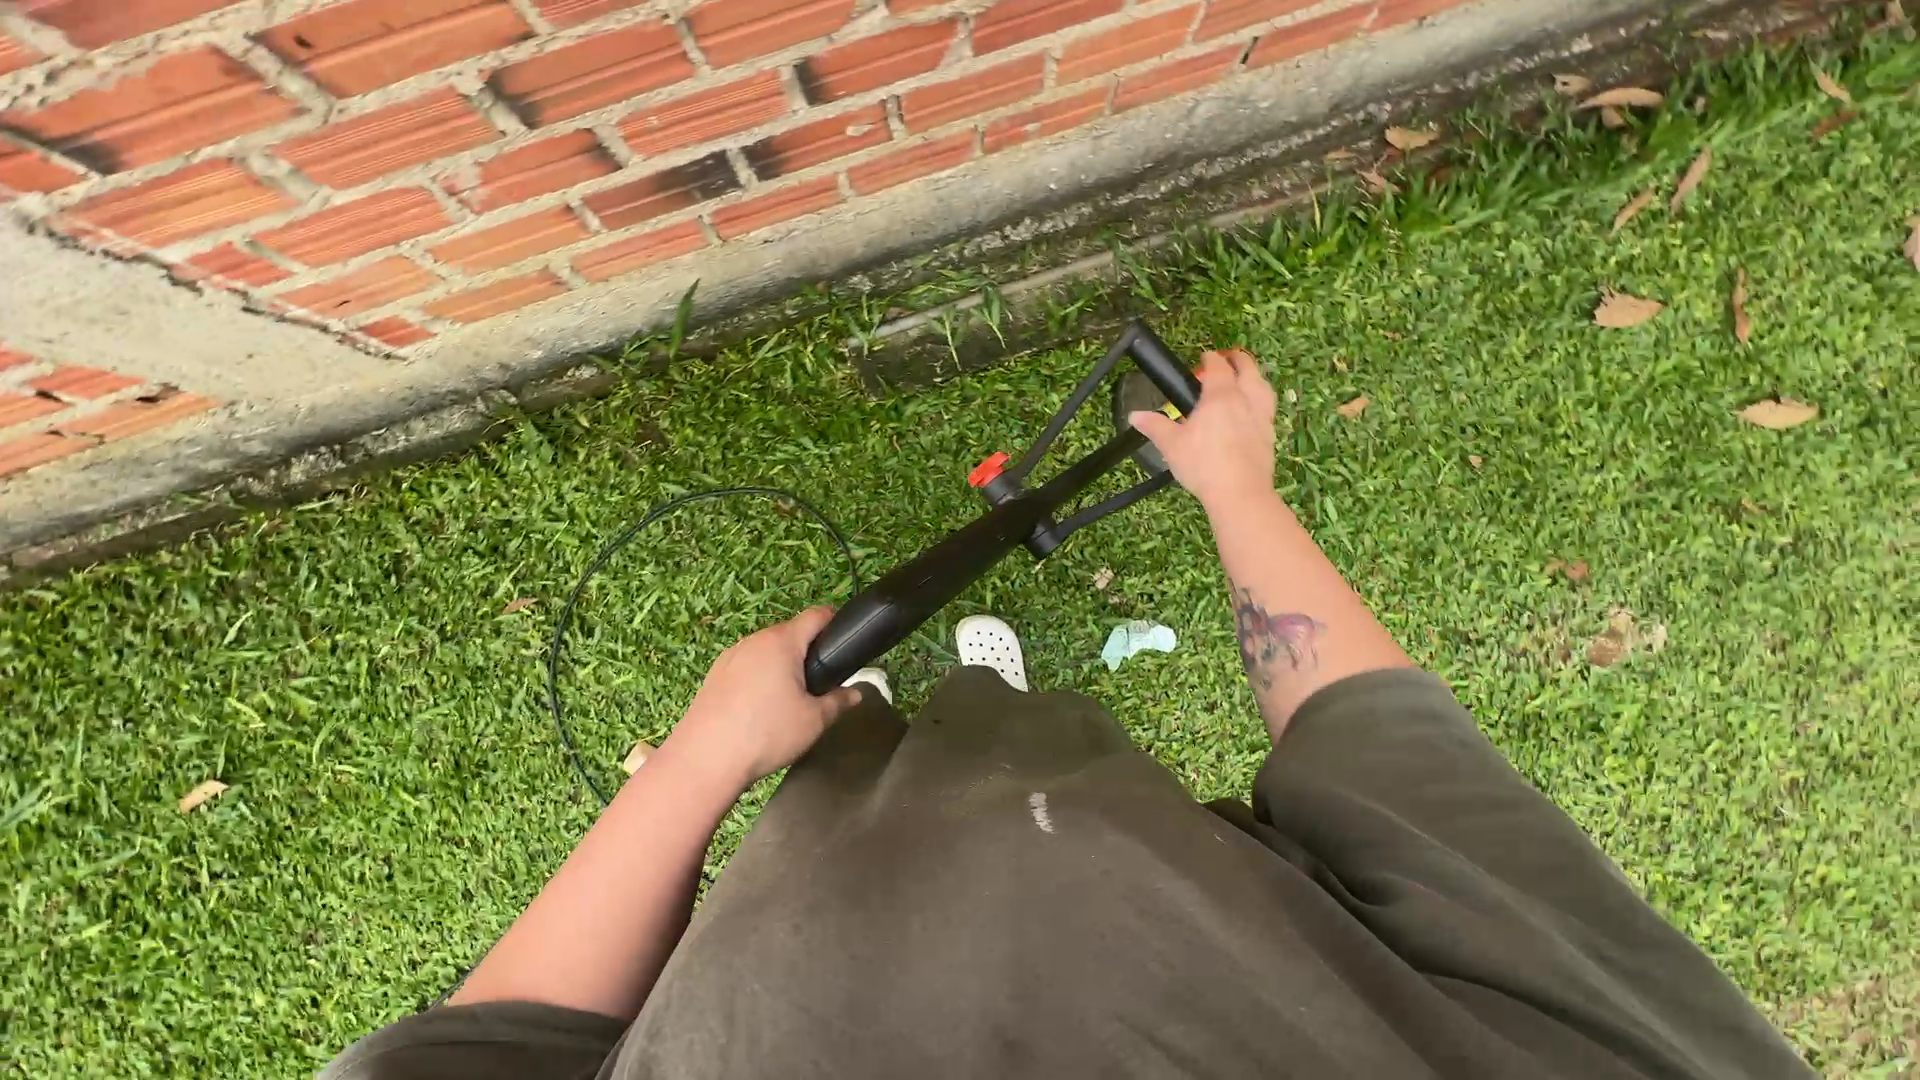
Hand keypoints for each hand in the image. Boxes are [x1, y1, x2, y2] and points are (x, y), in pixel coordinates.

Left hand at [665, 607, 863, 786]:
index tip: (847, 642)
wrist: (705, 759)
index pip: (816, 615)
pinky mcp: (714, 675)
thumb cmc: (767, 733)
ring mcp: (730, 656)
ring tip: (790, 697)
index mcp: (782, 642)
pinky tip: (760, 707)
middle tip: (821, 681)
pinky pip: (747, 666)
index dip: (836, 622)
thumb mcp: (814, 721)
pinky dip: (759, 677)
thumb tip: (855, 693)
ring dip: (782, 664)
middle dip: (808, 650)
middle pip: (790, 633)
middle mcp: (755, 640)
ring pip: (766, 650)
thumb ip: (838, 702)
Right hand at [1128, 348, 1277, 512]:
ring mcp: (1261, 416)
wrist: (1239, 492)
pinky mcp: (1269, 434)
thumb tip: (1134, 415)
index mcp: (1220, 396)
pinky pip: (1267, 406)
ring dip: (1254, 376)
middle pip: (1248, 369)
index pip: (1218, 367)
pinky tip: (1252, 409)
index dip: (1211, 358)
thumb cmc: (1202, 464)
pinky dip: (1260, 398)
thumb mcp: (1171, 445)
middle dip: (1238, 359)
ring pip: (1263, 385)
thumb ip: (1154, 426)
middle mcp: (1245, 399)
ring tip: (1246, 378)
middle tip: (1229, 358)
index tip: (1204, 356)